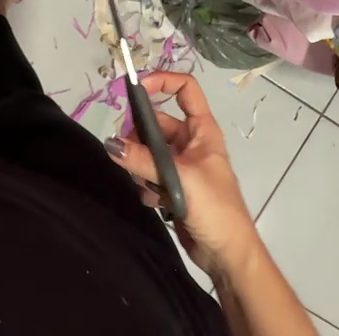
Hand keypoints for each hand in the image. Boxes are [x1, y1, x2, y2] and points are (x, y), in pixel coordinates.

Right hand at [104, 71, 262, 279]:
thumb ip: (142, 159)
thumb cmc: (215, 207)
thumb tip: (110, 143)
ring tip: (144, 183)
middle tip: (125, 151)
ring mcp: (182, 164)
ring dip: (140, 165)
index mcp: (202, 129)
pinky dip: (145, 184)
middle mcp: (191, 141)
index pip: (185, 89)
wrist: (228, 256)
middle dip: (139, 136)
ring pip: (149, 150)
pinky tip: (152, 200)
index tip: (136, 88)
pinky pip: (149, 174)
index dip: (162, 81)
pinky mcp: (174, 187)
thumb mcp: (178, 178)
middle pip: (157, 122)